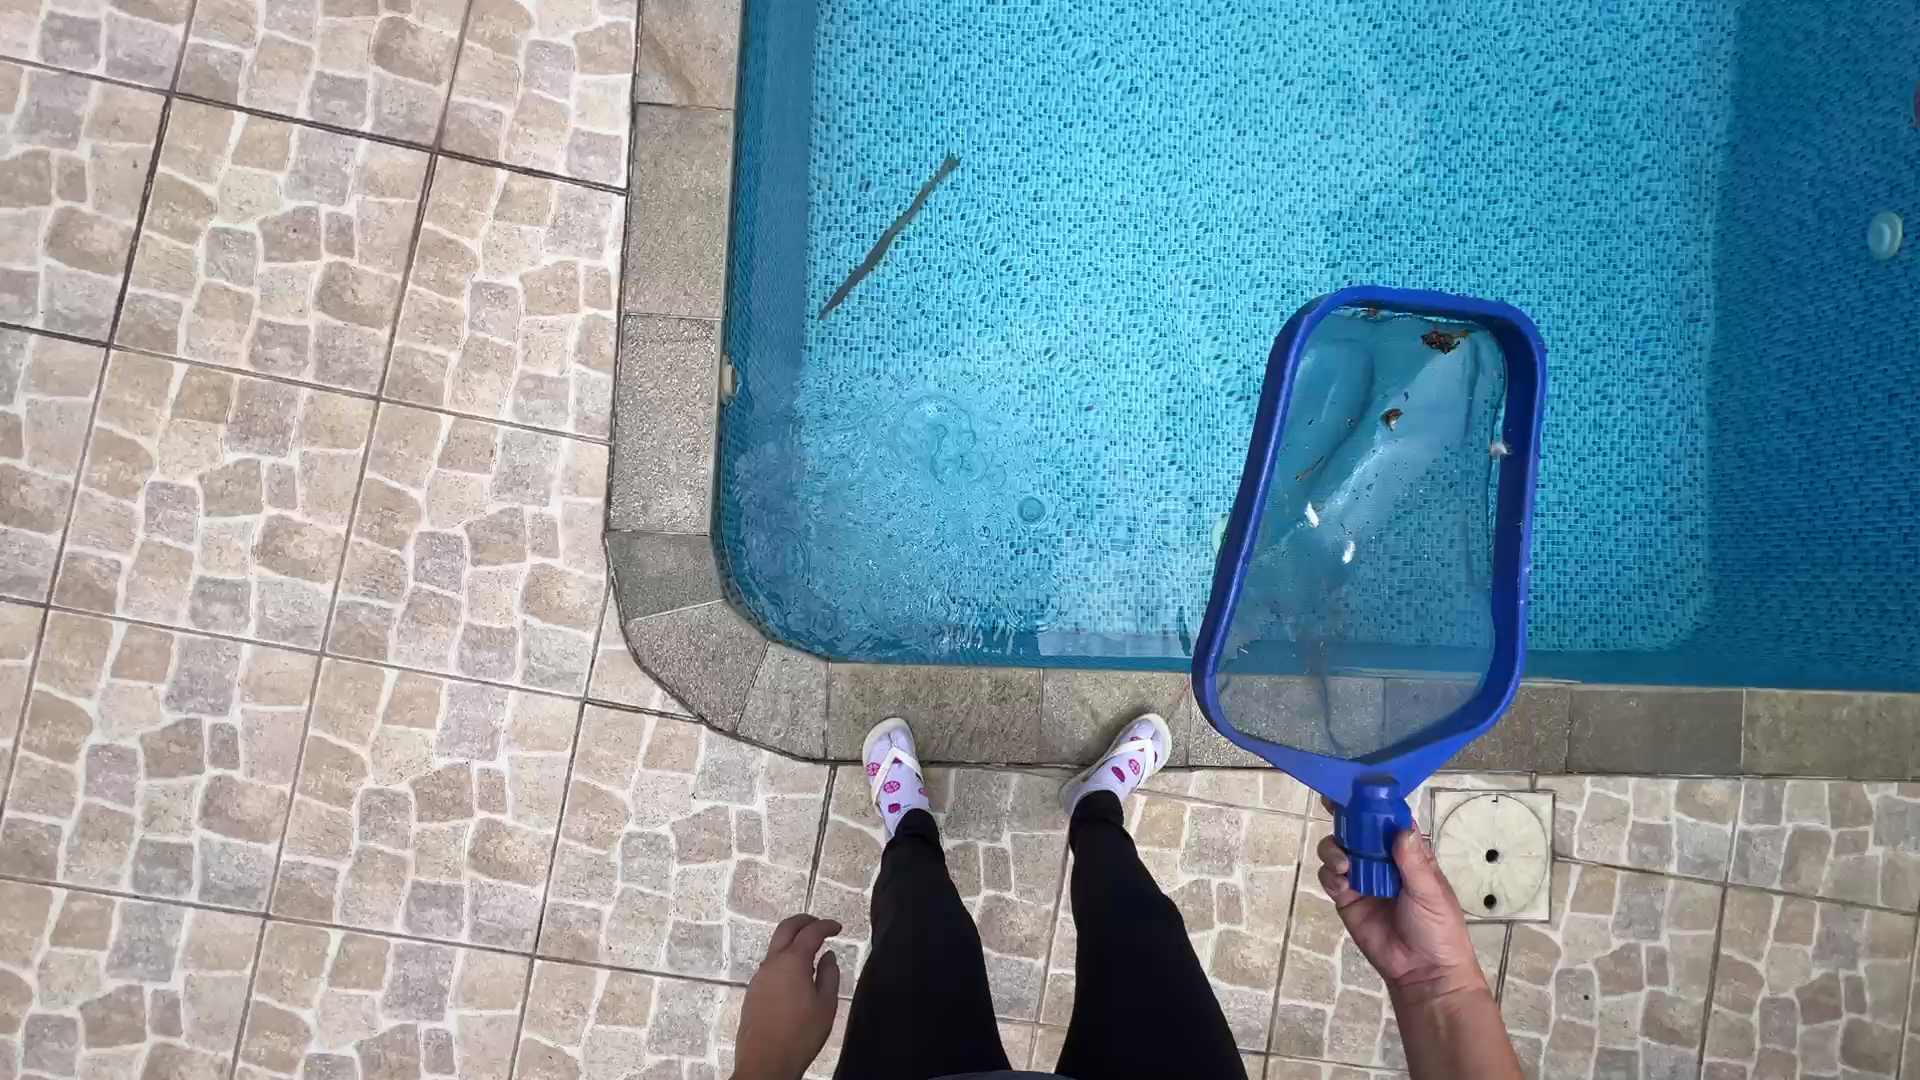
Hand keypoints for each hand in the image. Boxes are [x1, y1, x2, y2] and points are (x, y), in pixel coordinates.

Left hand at [732, 914, 841, 1079]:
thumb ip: (830, 975)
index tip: (838, 928)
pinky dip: (784, 959)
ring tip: (811, 954)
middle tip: (820, 925)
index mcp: (792, 962)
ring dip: (792, 941)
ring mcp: (759, 977)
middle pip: (786, 928)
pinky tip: (795, 977)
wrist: (764, 1067)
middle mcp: (772, 963)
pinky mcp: (752, 992)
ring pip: (776, 946)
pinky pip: (770, 965)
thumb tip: (828, 956)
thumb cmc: (800, 1036)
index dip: (826, 925)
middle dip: (804, 921)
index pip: (811, 932)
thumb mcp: (826, 1006)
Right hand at [1314, 811, 1488, 1005]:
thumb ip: (1413, 863)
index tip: (1357, 787)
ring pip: (1337, 847)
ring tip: (1344, 865)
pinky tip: (1342, 883)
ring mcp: (1360, 877)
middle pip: (1355, 828)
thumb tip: (1400, 828)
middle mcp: (1379, 860)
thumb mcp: (1431, 894)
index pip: (1387, 820)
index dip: (1373, 803)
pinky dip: (1331, 874)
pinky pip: (1329, 875)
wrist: (1423, 973)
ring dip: (1334, 849)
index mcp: (1406, 854)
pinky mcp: (1345, 896)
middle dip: (1343, 816)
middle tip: (1331, 806)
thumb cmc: (1438, 929)